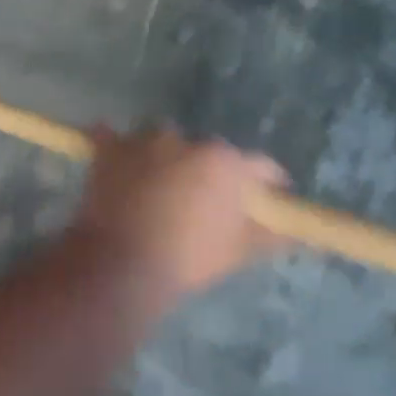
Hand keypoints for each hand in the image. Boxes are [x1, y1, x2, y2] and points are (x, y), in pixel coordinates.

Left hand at [71, 124, 289, 299]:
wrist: (123, 259)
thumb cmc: (189, 255)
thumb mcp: (241, 249)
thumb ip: (269, 233)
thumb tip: (289, 230)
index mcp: (223, 162)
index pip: (258, 165)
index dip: (267, 182)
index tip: (267, 195)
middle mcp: (182, 141)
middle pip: (205, 150)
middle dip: (209, 168)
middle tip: (205, 195)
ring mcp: (139, 142)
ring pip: (159, 140)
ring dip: (163, 155)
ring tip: (160, 182)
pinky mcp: (105, 150)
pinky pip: (108, 135)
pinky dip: (112, 142)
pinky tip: (115, 153)